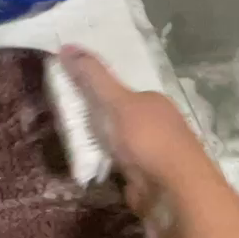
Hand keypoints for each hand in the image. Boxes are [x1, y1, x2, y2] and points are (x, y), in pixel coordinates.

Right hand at [57, 44, 230, 221]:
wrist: (173, 192)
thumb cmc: (146, 140)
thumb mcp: (114, 102)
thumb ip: (92, 77)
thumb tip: (65, 45)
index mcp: (154, 102)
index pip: (121, 91)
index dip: (96, 92)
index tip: (70, 96)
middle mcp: (159, 124)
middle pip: (118, 116)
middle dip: (96, 120)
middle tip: (66, 123)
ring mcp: (156, 153)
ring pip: (119, 142)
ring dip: (100, 145)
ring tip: (73, 146)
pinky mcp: (149, 178)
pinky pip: (120, 166)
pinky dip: (106, 166)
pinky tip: (91, 168)